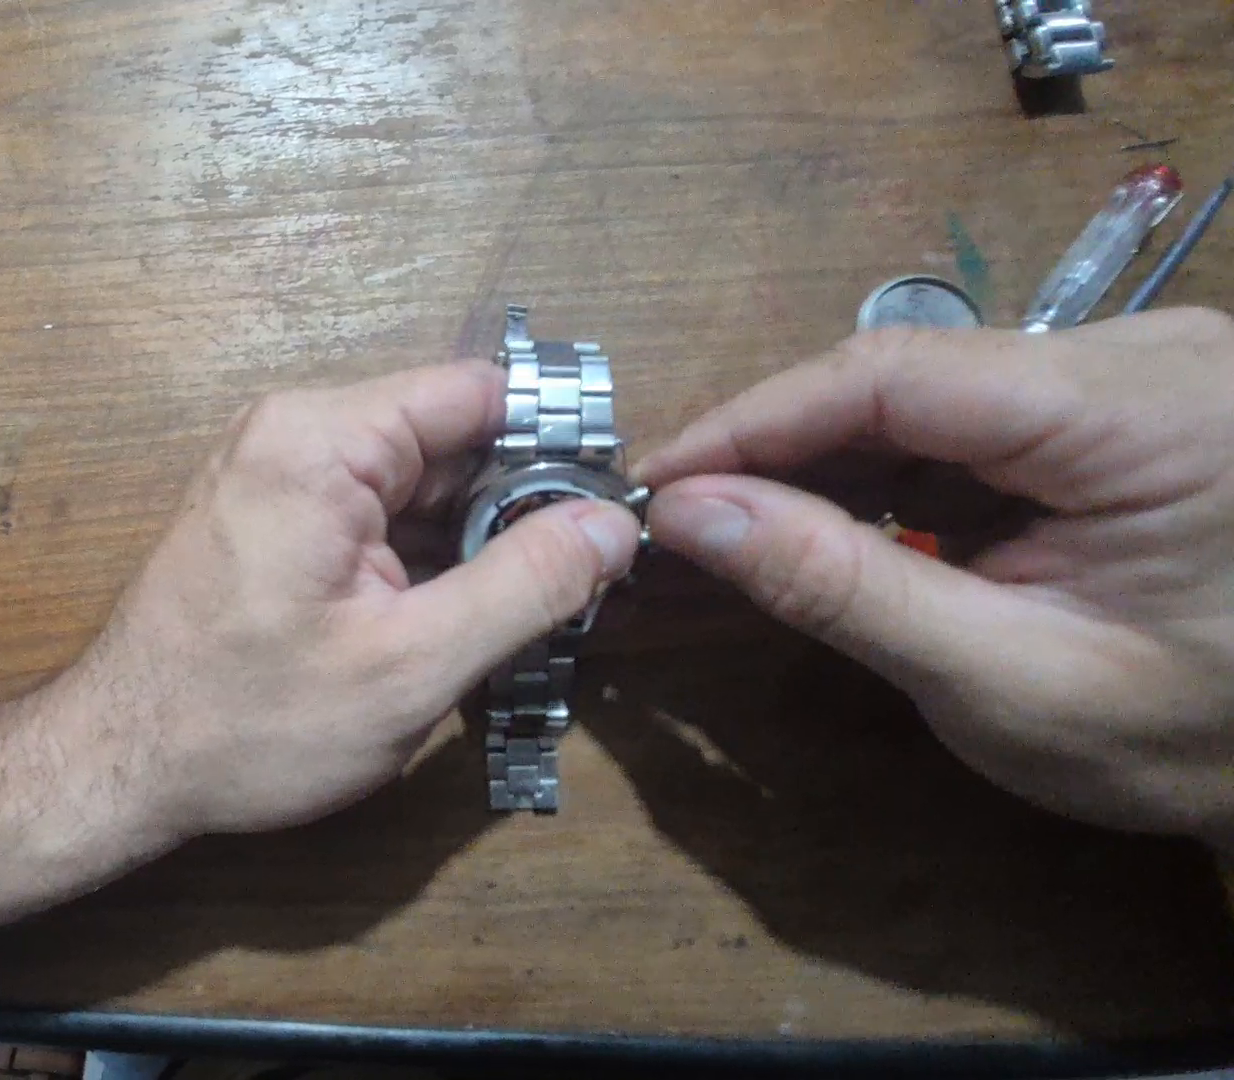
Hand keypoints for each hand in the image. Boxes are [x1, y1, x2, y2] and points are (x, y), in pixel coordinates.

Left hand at [52, 361, 640, 836]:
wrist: (122, 760)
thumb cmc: (250, 724)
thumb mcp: (409, 665)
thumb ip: (524, 586)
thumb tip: (613, 523)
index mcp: (322, 440)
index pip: (476, 394)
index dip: (555, 443)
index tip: (610, 509)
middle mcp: (295, 434)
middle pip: (447, 438)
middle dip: (514, 505)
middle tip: (578, 584)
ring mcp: (279, 474)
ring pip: (416, 483)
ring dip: (470, 542)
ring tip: (523, 610)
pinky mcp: (275, 518)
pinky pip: (374, 515)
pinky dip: (422, 558)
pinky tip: (454, 613)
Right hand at [635, 308, 1233, 849]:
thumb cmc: (1199, 741)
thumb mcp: (1004, 681)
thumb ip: (838, 589)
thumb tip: (684, 514)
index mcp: (1151, 413)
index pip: (893, 376)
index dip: (749, 422)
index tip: (653, 482)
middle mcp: (1129, 361)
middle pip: (882, 381)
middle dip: (760, 452)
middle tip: (671, 520)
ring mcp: (1098, 384)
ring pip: (886, 406)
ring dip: (790, 471)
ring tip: (714, 533)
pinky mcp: (1067, 419)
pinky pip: (916, 434)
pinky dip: (840, 486)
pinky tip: (794, 531)